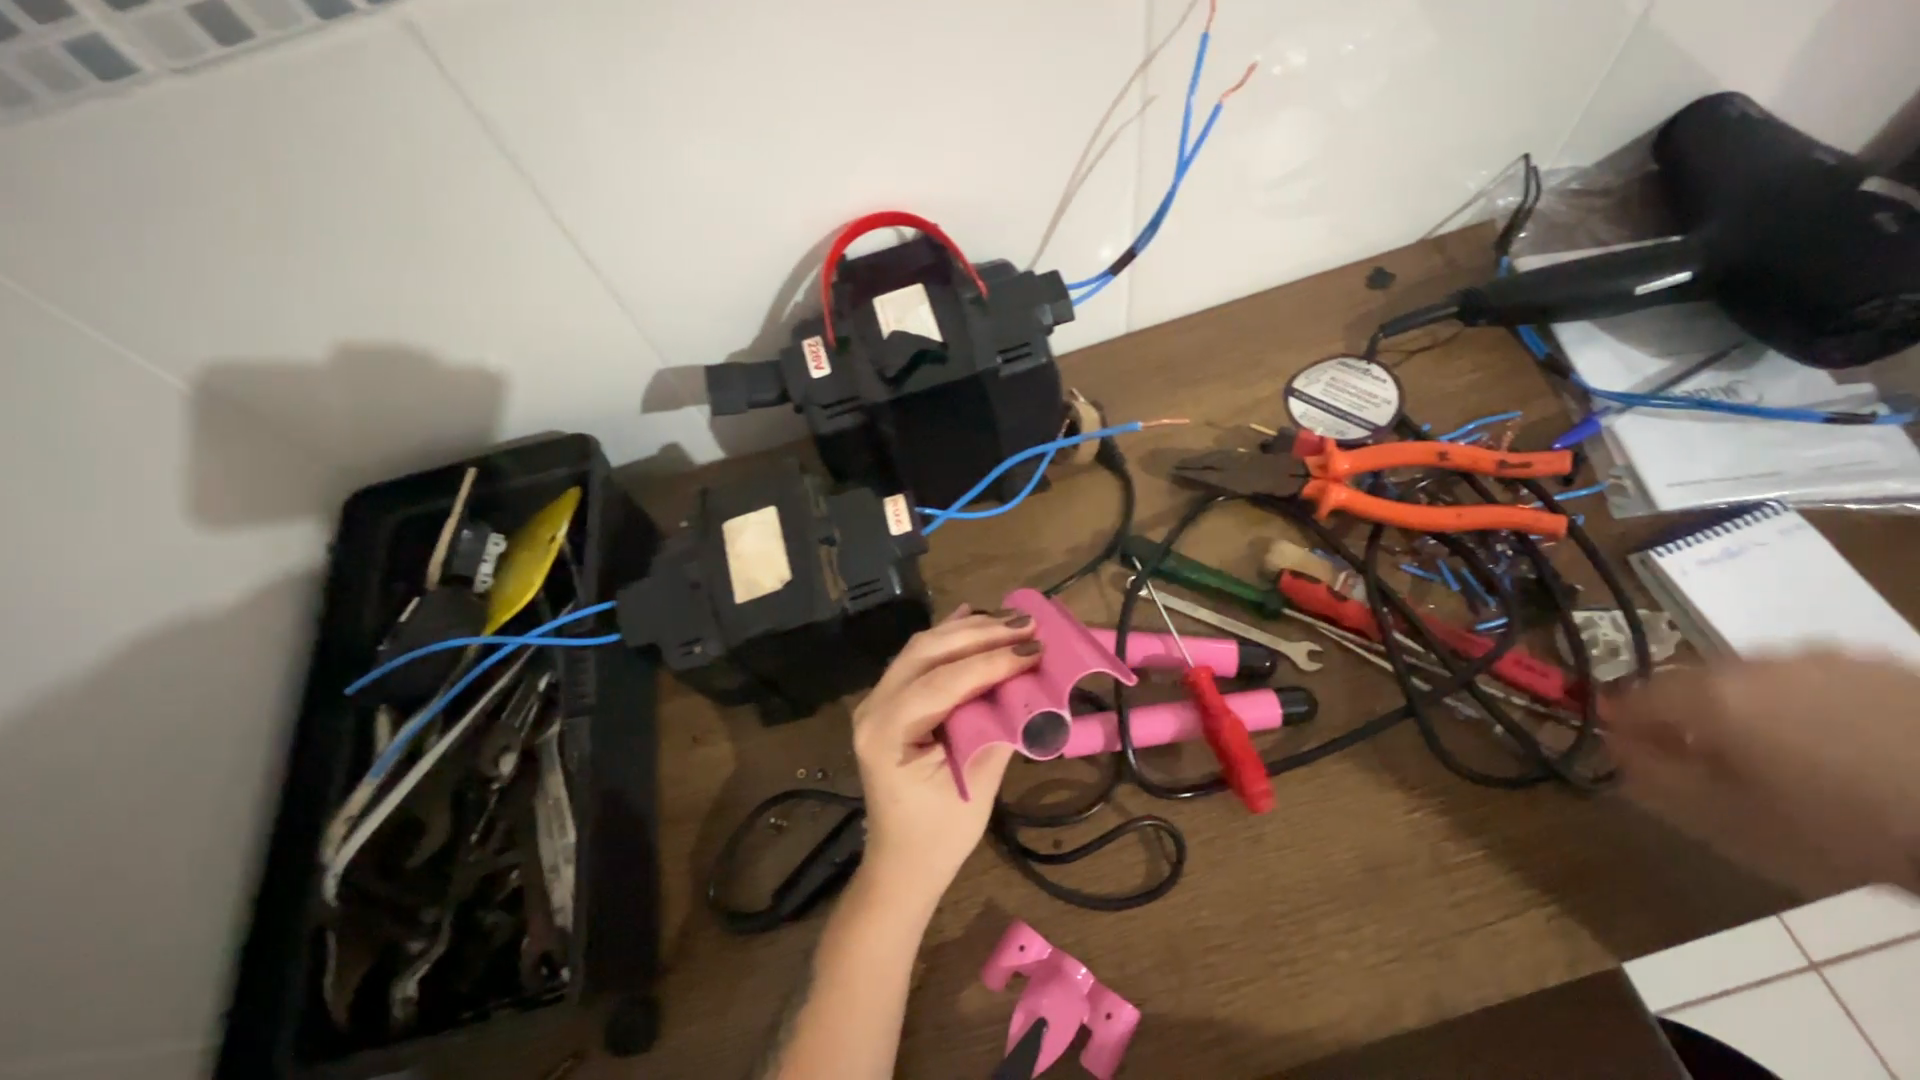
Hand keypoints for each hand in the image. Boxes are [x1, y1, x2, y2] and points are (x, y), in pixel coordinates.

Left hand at [851, 605, 1041, 905]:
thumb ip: (998, 730)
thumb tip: (1030, 687)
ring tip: (1012, 622)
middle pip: (928, 652)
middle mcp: (873, 707)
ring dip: (967, 632)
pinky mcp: (889, 704)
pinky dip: (947, 639)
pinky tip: (971, 617)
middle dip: (981, 634)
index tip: (1035, 648)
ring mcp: (877, 703)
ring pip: (922, 649)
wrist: (901, 865)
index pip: (944, 680)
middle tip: (1028, 625)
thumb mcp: (976, 786)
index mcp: (888, 731)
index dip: (991, 660)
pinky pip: (917, 661)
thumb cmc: (939, 836)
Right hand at [1603, 653, 1919, 893]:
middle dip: (1696, 717)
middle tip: (1718, 765)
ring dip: (1758, 710)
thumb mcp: (1732, 822)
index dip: (1625, 723)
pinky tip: (1852, 749)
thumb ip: (1656, 779)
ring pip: (1764, 681)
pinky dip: (1819, 708)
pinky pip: (1826, 684)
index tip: (1630, 752)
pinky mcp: (1892, 667)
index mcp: (1712, 696)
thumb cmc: (1843, 828)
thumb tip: (1615, 747)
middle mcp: (1759, 662)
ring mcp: (1830, 659)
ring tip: (1795, 760)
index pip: (1636, 696)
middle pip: (1700, 684)